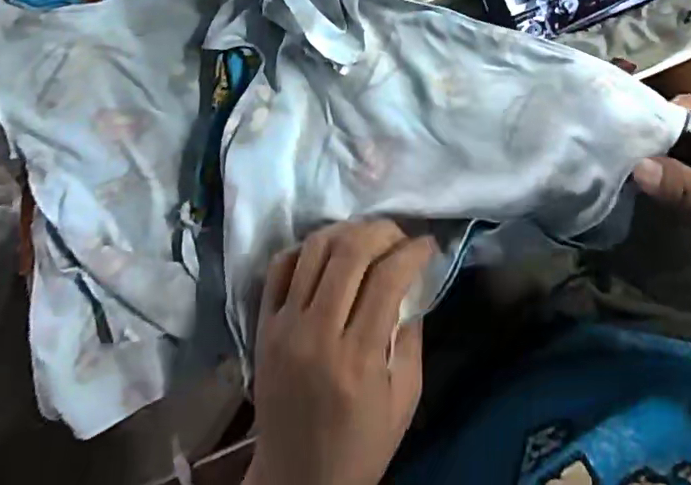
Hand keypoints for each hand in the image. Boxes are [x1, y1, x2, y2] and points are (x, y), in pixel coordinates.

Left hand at [243, 220, 434, 484]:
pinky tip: (329, 254)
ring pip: (314, 248)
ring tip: (368, 238)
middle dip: (384, 230)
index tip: (428, 246)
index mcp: (357, 358)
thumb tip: (413, 282)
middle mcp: (316, 334)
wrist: (294, 482)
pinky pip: (279, 266)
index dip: (414, 251)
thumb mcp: (405, 398)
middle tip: (401, 236)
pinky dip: (306, 248)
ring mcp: (283, 327)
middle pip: (351, 251)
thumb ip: (411, 336)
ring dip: (348, 231)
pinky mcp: (262, 327)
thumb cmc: (359, 445)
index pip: (387, 277)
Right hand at [632, 95, 690, 336]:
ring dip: (660, 175)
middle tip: (612, 160)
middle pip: (687, 136)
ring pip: (686, 167)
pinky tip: (643, 205)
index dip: (660, 117)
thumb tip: (636, 164)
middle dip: (654, 147)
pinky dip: (671, 199)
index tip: (620, 134)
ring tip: (618, 180)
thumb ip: (689, 188)